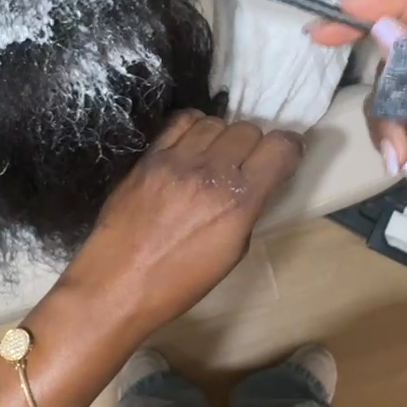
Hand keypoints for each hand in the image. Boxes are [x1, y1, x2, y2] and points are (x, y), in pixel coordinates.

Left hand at [62, 110, 303, 332]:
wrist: (116, 285)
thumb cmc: (179, 282)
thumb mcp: (232, 253)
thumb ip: (248, 209)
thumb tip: (255, 182)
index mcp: (238, 202)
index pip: (280, 148)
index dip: (289, 149)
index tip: (284, 157)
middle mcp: (211, 172)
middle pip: (248, 129)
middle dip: (254, 145)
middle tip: (244, 165)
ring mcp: (176, 160)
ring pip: (215, 121)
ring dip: (222, 136)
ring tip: (214, 157)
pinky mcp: (149, 157)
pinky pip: (180, 121)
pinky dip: (193, 128)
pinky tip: (190, 147)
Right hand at [310, 0, 406, 238]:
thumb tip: (383, 24)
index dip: (396, 2)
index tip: (348, 3)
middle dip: (375, 54)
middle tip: (320, 34)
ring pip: (392, 74)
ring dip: (388, 115)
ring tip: (400, 151)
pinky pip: (388, 103)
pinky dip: (387, 130)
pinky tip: (400, 158)